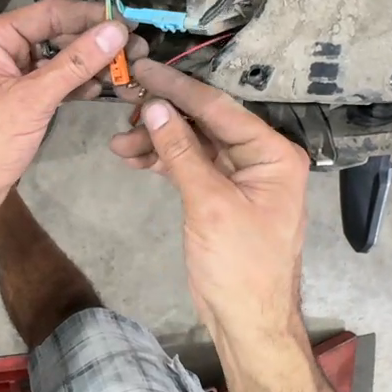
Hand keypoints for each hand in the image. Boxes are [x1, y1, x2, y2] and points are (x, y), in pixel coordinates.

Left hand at [0, 0, 130, 217]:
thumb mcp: (33, 100)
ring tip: (124, 69)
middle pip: (54, 34)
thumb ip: (75, 64)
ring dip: (86, 64)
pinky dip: (72, 83)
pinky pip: (48, 81)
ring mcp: (7, 75)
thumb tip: (115, 32)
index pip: (49, 14)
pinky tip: (98, 87)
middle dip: (91, 43)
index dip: (90, 16)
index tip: (126, 23)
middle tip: (132, 50)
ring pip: (54, 59)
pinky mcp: (16, 98)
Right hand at [109, 58, 310, 335]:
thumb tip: (155, 108)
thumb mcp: (209, 205)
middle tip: (123, 107)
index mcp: (273, 154)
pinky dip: (162, 160)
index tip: (142, 70)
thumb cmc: (240, 265)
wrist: (247, 322)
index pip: (219, 109)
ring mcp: (239, 176)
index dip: (177, 88)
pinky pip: (189, 165)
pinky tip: (133, 158)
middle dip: (162, 117)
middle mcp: (259, 158)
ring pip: (192, 143)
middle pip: (204, 123)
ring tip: (119, 143)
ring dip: (156, 141)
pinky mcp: (219, 194)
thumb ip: (182, 153)